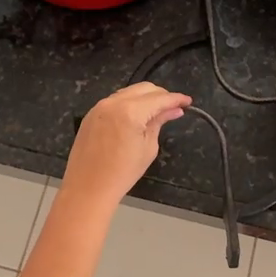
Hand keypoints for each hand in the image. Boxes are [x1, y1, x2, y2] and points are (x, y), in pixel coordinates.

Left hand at [63, 82, 191, 202]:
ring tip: (156, 112)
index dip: (176, 99)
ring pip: (129, 92)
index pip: (159, 98)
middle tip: (173, 108)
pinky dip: (129, 103)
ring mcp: (100, 106)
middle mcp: (113, 102)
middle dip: (161, 95)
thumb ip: (159, 123)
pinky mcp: (91, 114)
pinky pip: (115, 101)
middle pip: (144, 89)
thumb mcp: (148, 147)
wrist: (88, 187)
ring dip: (145, 98)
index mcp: (130, 111)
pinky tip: (136, 116)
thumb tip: (174, 110)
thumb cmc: (123, 172)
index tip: (188, 102)